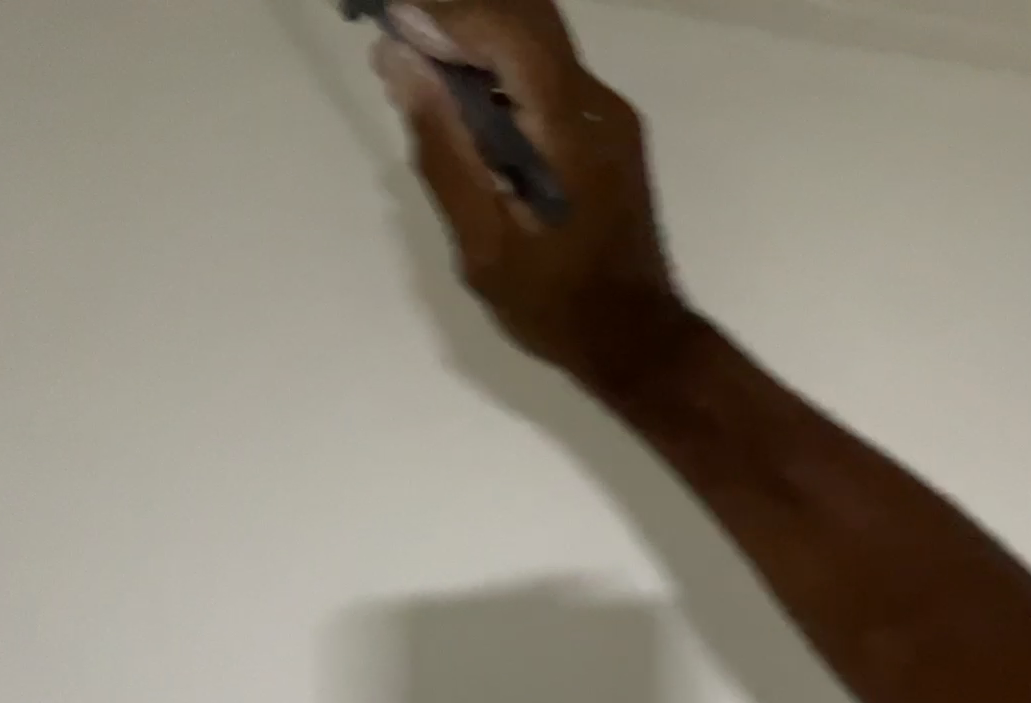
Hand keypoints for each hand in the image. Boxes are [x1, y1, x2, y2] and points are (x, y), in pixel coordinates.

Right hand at [371, 0, 688, 378]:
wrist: (637, 341)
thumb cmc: (558, 308)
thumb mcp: (485, 246)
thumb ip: (445, 152)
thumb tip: (403, 64)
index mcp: (572, 130)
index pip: (509, 26)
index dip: (446, 11)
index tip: (392, 25)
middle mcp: (602, 108)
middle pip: (528, 20)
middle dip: (460, 22)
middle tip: (403, 52)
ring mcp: (614, 124)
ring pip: (539, 50)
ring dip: (480, 53)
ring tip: (426, 86)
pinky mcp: (613, 142)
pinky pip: (553, 87)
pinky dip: (507, 86)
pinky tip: (474, 122)